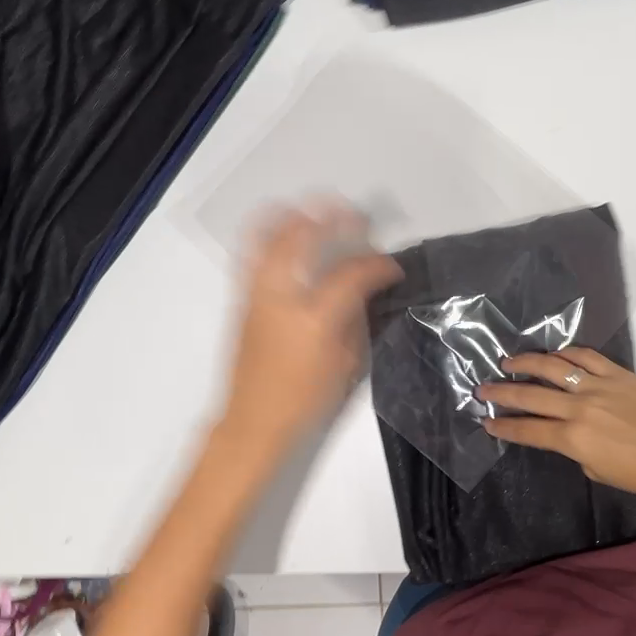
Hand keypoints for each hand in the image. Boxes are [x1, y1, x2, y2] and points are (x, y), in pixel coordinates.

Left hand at [219, 203, 401, 454]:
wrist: (254, 421)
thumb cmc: (306, 401)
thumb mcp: (347, 366)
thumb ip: (356, 320)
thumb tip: (364, 291)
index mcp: (316, 319)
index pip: (353, 273)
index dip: (379, 264)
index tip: (393, 268)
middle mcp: (282, 297)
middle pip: (306, 236)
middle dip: (336, 219)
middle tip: (358, 221)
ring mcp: (257, 293)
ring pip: (272, 234)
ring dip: (299, 216)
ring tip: (320, 214)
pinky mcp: (242, 298)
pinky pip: (252, 251)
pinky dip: (271, 232)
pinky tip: (289, 231)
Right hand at [478, 348, 635, 503]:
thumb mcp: (598, 471)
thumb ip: (575, 449)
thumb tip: (566, 432)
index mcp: (573, 439)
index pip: (528, 430)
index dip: (504, 427)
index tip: (486, 422)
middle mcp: (579, 408)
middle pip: (531, 396)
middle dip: (502, 393)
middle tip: (483, 389)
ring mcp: (599, 386)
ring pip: (553, 367)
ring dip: (526, 363)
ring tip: (508, 362)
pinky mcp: (619, 374)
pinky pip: (586, 357)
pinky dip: (566, 353)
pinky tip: (555, 355)